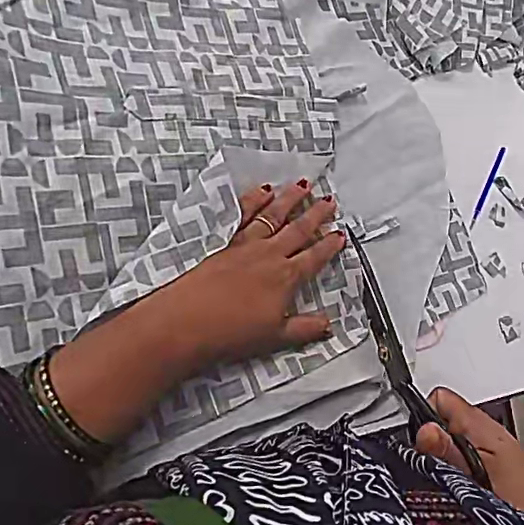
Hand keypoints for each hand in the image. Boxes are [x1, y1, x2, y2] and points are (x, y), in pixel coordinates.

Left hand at [141, 179, 349, 370]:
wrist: (184, 324)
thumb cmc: (229, 332)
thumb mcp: (275, 337)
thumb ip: (305, 328)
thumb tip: (327, 325)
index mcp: (285, 278)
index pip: (314, 257)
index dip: (329, 246)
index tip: (339, 235)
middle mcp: (268, 256)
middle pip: (298, 230)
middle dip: (316, 215)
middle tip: (329, 202)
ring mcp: (244, 246)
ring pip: (274, 216)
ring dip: (289, 200)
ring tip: (301, 186)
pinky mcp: (223, 244)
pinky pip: (243, 215)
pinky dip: (254, 201)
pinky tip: (261, 192)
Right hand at [416, 388, 523, 524]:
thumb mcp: (486, 479)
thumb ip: (452, 454)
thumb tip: (424, 430)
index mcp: (482, 428)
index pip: (439, 400)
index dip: (420, 414)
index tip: (406, 439)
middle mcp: (483, 441)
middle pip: (438, 429)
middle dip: (423, 447)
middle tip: (414, 471)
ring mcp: (485, 465)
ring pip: (447, 456)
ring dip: (435, 471)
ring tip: (429, 492)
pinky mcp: (489, 488)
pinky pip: (457, 477)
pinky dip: (448, 488)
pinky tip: (448, 506)